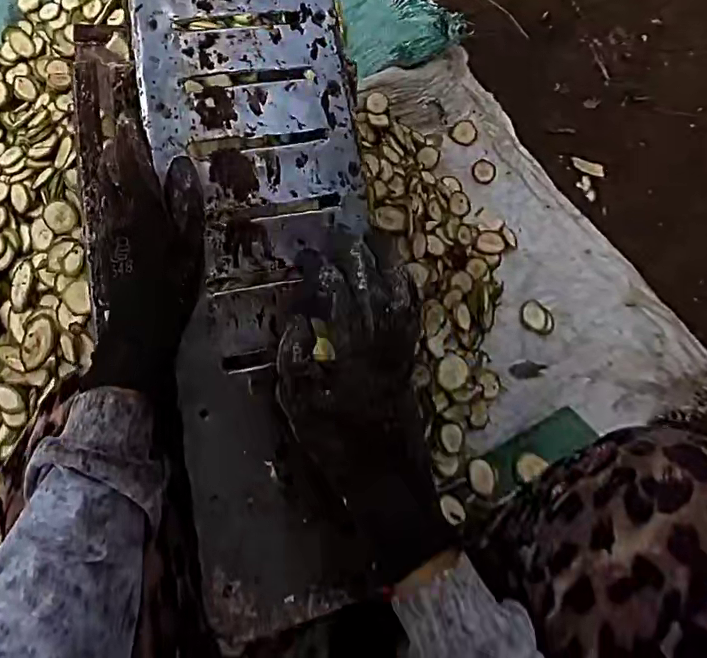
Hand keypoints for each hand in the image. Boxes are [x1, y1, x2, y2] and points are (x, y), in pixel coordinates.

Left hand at [74, 112, 204, 397]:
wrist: (137, 328)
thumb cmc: (171, 288)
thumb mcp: (188, 247)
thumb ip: (185, 204)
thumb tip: (181, 165)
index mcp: (143, 211)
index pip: (134, 167)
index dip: (130, 142)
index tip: (123, 120)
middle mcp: (119, 215)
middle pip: (112, 175)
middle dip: (114, 153)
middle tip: (115, 133)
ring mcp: (106, 230)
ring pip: (104, 191)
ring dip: (107, 171)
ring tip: (109, 154)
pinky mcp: (101, 245)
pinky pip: (102, 209)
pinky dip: (106, 193)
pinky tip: (110, 195)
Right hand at [276, 227, 453, 573]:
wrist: (385, 478)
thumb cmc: (335, 442)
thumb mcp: (298, 403)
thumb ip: (293, 358)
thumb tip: (299, 321)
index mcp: (349, 353)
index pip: (337, 299)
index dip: (323, 272)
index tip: (307, 256)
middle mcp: (379, 346)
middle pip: (372, 289)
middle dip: (358, 256)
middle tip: (343, 230)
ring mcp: (399, 352)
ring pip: (400, 297)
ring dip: (389, 265)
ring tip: (378, 239)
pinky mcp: (410, 361)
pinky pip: (413, 316)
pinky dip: (407, 291)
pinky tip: (401, 277)